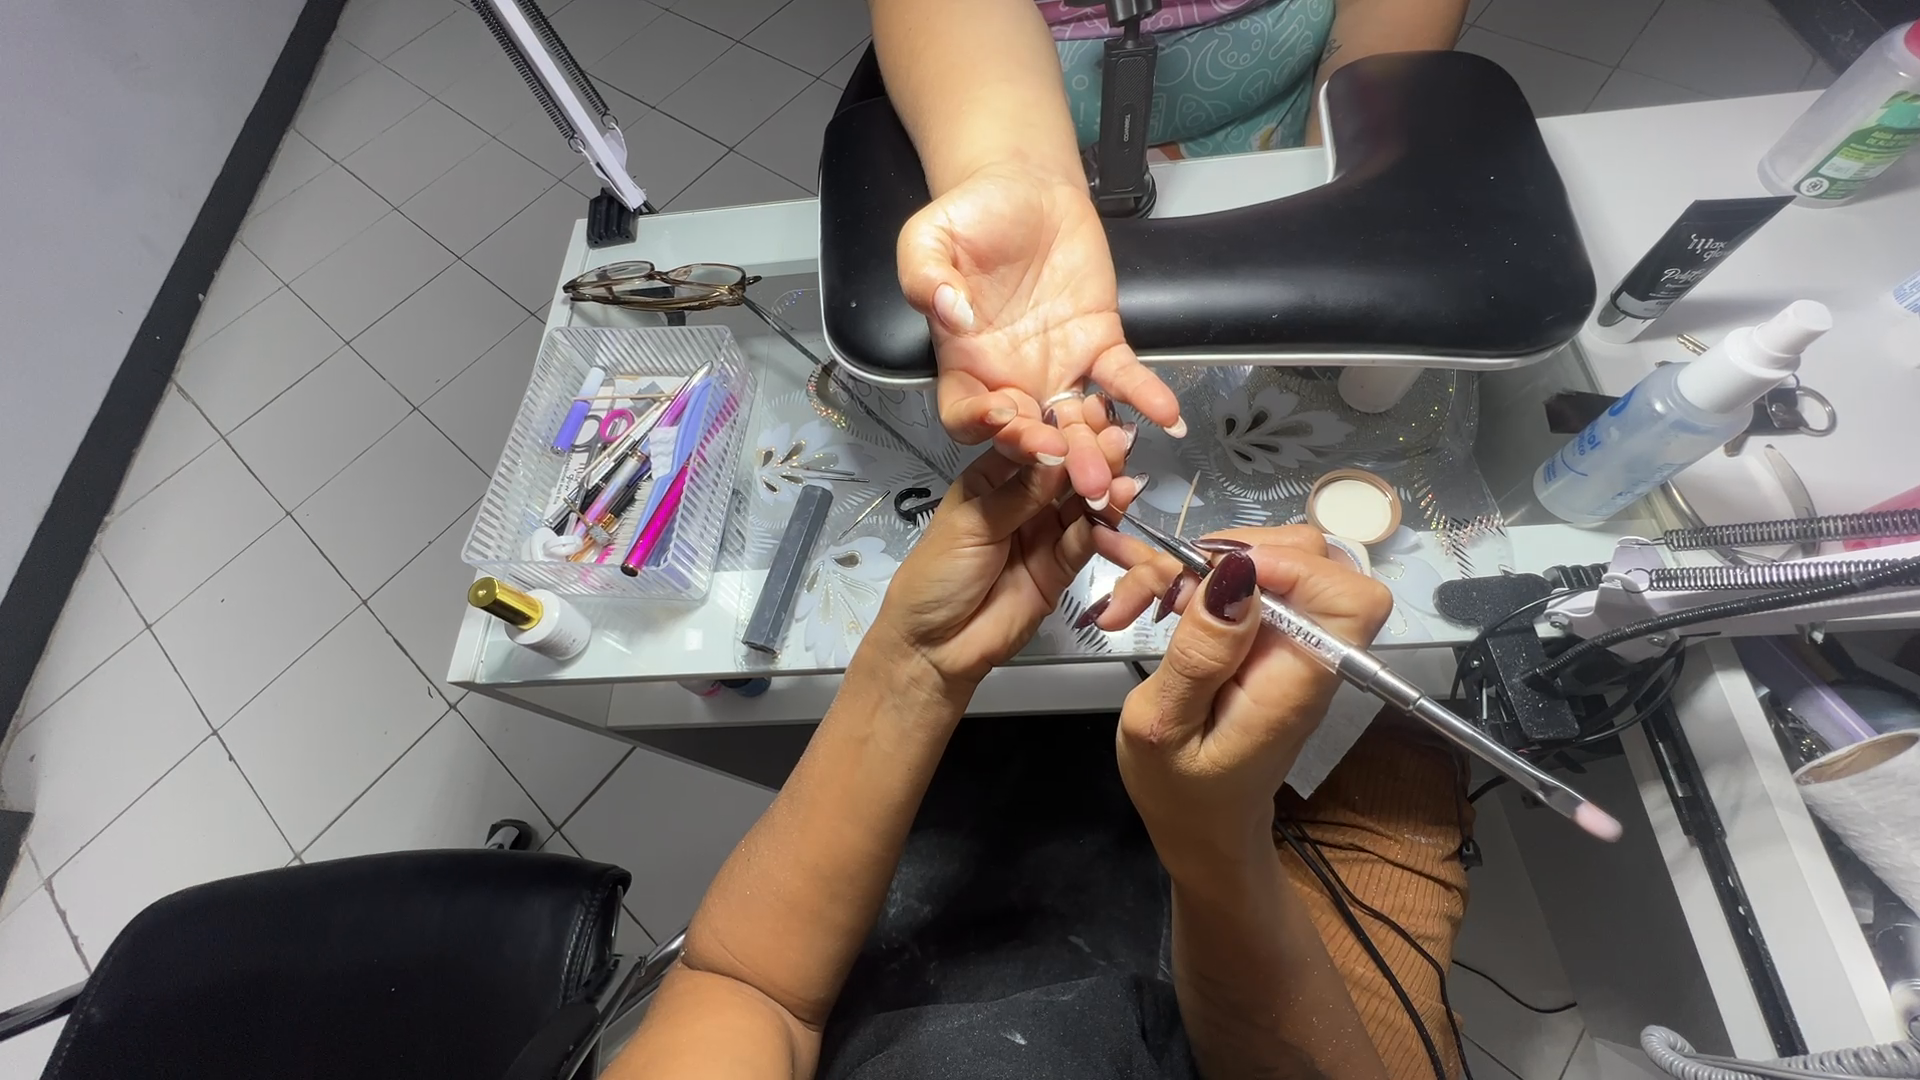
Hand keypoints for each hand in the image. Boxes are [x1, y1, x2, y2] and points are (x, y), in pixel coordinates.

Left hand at [866, 434, 1140, 692]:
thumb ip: (1018, 494)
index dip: (1057, 435)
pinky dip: (1103, 524)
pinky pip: (1086, 540)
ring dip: (1102, 486)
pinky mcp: (1060, 567)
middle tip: (1116, 439)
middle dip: (1088, 456)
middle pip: (1062, 473)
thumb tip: (1058, 451)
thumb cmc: (936, 575)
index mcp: (990, 480)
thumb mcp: (971, 524)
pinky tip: (1118, 503)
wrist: (935, 645)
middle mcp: (1021, 501)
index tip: (1084, 418)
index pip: (1030, 449)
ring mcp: (1043, 533)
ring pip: (1080, 503)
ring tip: (1123, 468)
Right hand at [896, 162, 1184, 505]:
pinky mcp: (1099, 345)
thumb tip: (951, 313)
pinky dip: (1145, 398)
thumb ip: (924, 277)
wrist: (1024, 187)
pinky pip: (1123, 379)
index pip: (965, 414)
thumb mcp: (927, 239)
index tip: (1002, 420)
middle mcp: (1012, 380)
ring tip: (1111, 478)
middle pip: (1026, 435)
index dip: (981, 426)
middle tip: (1067, 469)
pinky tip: (1168, 418)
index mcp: (966, 365)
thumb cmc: (971, 217)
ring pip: (1077, 423)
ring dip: (1094, 450)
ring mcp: (1059, 368)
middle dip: (1046, 459)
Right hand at [1087, 526, 1393, 876]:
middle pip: (1309, 558)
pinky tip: (1148, 602)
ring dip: (1194, 565)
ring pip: (1263, 559)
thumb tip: (1234, 575)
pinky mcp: (1258, 635)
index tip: (1216, 574)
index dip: (1292, 566)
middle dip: (1226, 553)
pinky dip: (1186, 578)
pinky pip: (1235, 580)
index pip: (1348, 599)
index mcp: (1295, 682)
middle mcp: (1303, 652)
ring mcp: (1283, 640)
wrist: (1197, 824)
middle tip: (1164, 589)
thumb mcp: (1165, 726)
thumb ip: (1200, 655)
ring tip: (1141, 601)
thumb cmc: (1180, 791)